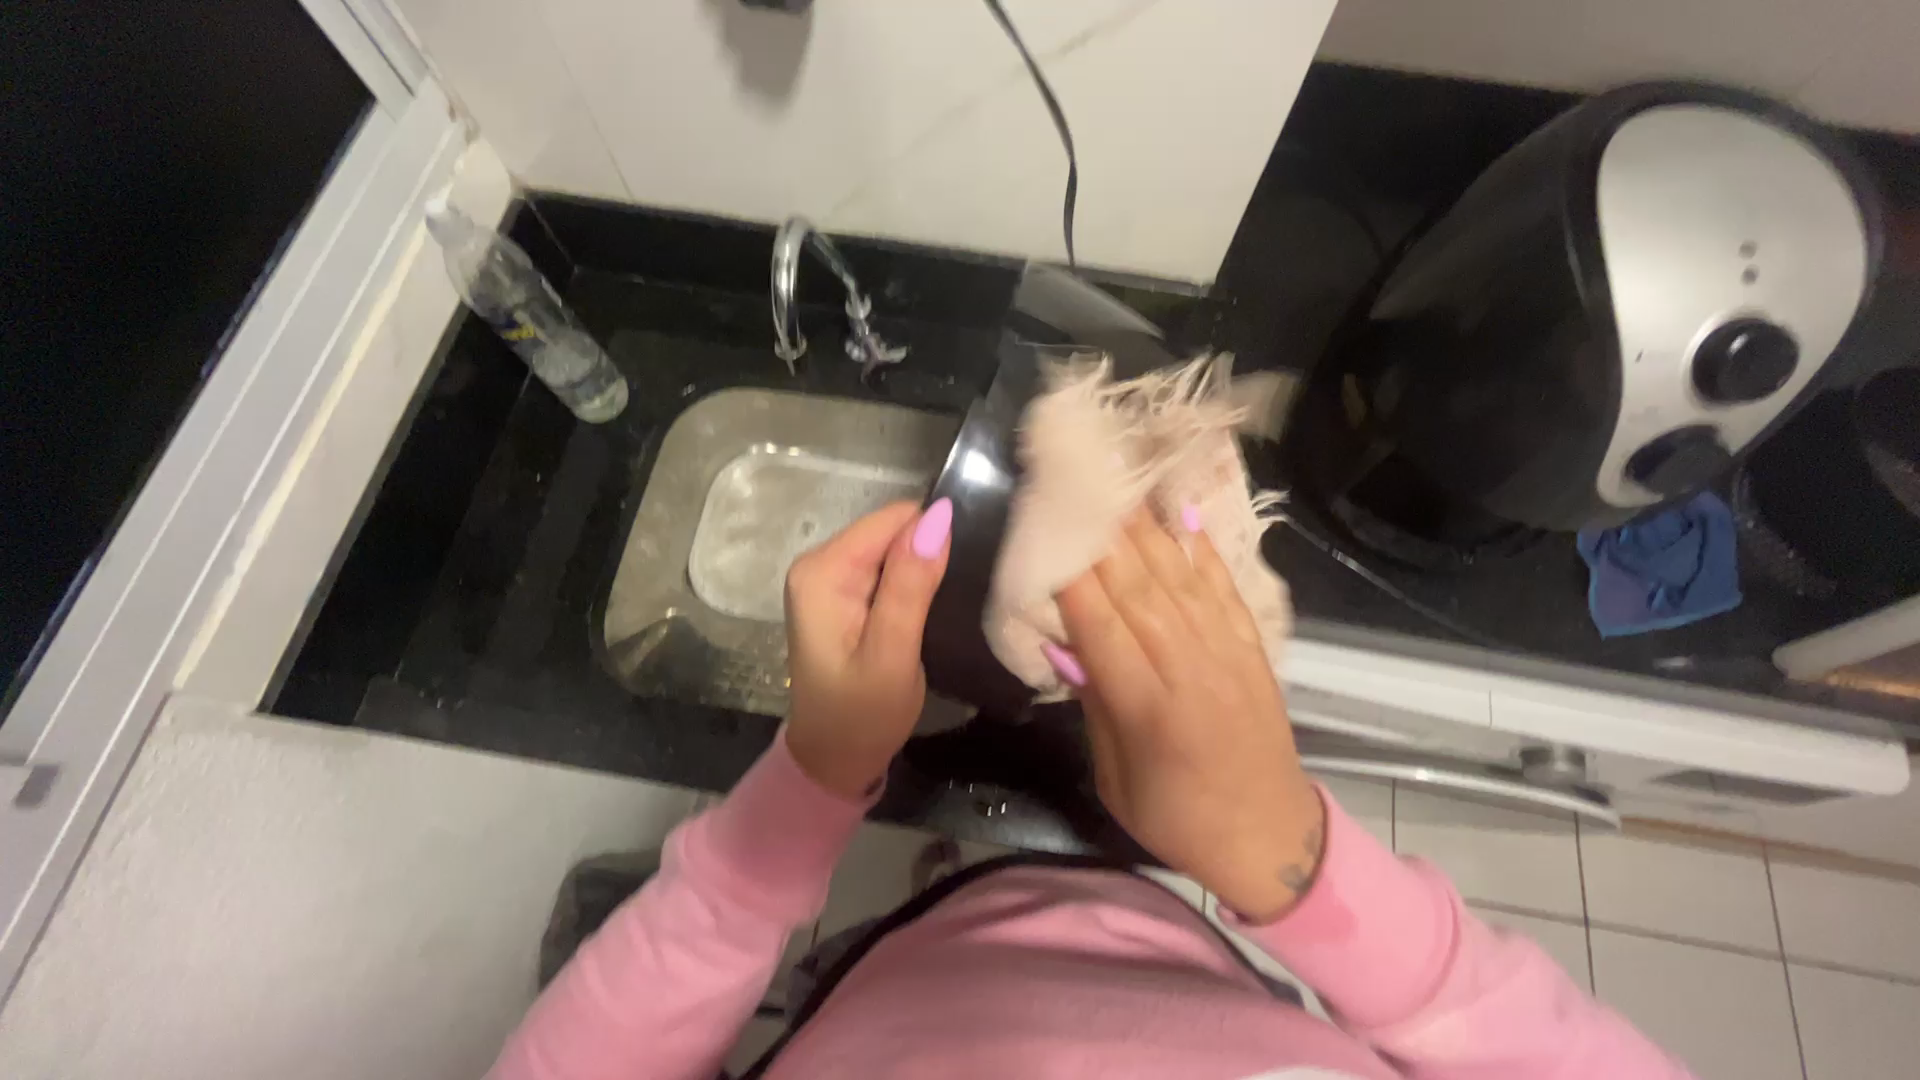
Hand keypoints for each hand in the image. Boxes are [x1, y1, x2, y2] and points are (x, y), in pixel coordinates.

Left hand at [783, 499, 951, 799]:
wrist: (834, 761)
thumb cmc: (863, 716)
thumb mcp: (892, 654)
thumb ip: (910, 585)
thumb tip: (939, 516)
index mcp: (823, 571)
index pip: (892, 519)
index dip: (931, 540)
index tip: (956, 578)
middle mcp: (819, 564)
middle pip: (891, 530)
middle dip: (926, 554)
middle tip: (948, 602)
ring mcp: (829, 579)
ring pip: (893, 548)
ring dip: (921, 571)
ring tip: (941, 608)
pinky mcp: (843, 596)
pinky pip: (886, 569)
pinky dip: (909, 585)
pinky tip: (923, 613)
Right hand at [1055, 510, 1325, 921]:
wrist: (1271, 838)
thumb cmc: (1177, 819)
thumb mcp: (1116, 777)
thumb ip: (1095, 704)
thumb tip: (1064, 643)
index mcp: (1148, 706)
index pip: (1099, 622)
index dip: (1068, 572)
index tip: (1042, 529)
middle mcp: (1189, 667)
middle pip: (1137, 586)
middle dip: (1099, 534)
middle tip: (1071, 485)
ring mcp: (1227, 653)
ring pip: (1178, 577)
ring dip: (1143, 529)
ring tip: (1116, 485)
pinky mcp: (1253, 650)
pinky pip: (1224, 589)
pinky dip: (1201, 551)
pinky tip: (1181, 517)